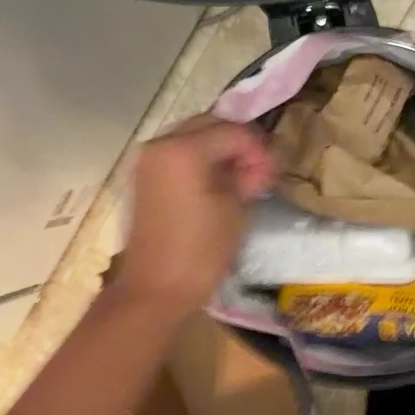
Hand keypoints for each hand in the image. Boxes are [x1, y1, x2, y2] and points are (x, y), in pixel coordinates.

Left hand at [108, 117, 274, 314]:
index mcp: (182, 149)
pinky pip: (179, 155)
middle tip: (259, 175)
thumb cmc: (200, 252)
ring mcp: (148, 160)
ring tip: (240, 182)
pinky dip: (202, 162)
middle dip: (239, 145)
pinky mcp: (144, 177)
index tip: (270, 176)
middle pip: (210, 125)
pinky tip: (218, 186)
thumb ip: (246, 176)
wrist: (156, 289)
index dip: (258, 150)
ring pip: (194, 138)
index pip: (233, 131)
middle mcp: (160, 143)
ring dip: (221, 152)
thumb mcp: (234, 209)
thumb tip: (253, 166)